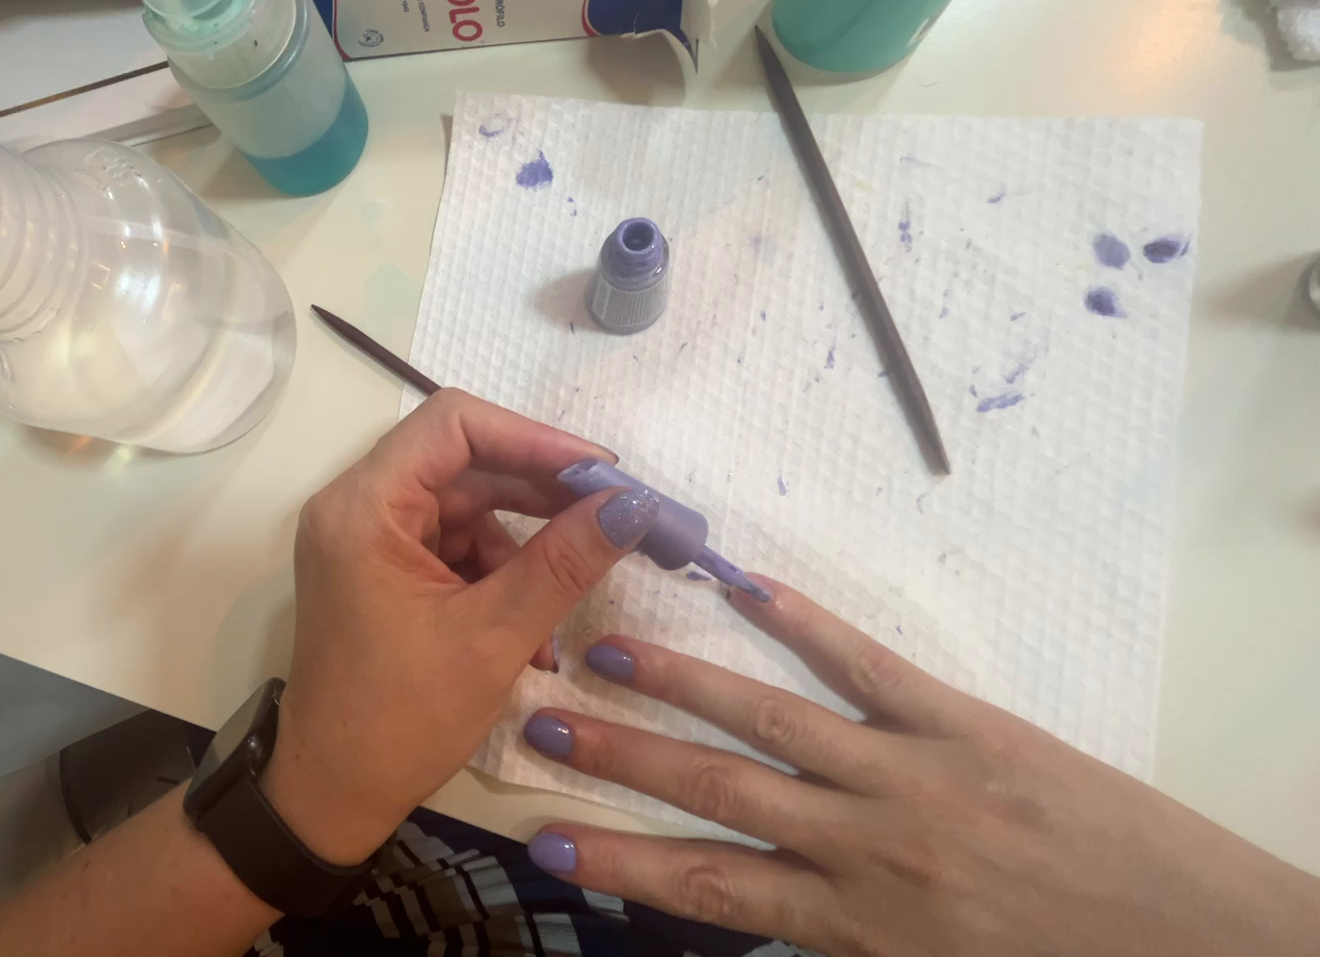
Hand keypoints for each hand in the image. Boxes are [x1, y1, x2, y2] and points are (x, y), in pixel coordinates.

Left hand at [260, 389, 661, 864]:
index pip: (452, 425)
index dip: (532, 436)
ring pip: (464, 503)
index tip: (600, 471)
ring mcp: (370, 533)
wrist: (333, 792)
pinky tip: (532, 625)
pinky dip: (498, 572)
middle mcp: (358, 503)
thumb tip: (634, 504)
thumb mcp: (493, 636)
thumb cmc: (400, 719)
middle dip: (539, 486)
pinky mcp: (385, 563)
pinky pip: (454, 542)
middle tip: (614, 509)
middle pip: (461, 460)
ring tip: (578, 577)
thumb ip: (564, 561)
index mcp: (363, 505)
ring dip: (523, 541)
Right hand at [521, 579, 1319, 955]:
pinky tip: (745, 583)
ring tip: (608, 652)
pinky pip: (865, 664)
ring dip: (680, 681)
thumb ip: (831, 937)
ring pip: (767, 718)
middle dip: (620, 757)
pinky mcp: (962, 722)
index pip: (706, 883)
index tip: (546, 836)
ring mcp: (909, 770)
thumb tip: (739, 888)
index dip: (619, 862)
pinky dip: (802, 622)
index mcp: (858, 921)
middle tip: (542, 718)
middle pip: (714, 789)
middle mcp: (864, 841)